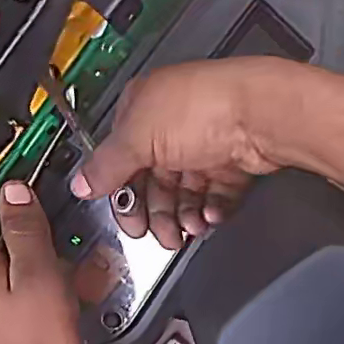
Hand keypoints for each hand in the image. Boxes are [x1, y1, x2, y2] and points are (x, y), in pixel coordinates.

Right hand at [70, 57, 305, 249]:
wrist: (261, 115)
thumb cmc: (204, 108)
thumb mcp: (139, 137)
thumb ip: (107, 164)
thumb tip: (81, 182)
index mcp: (143, 109)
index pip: (122, 159)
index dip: (122, 192)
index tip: (126, 219)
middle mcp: (173, 126)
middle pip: (155, 181)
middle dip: (157, 213)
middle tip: (161, 235)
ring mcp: (205, 144)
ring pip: (185, 192)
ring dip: (184, 216)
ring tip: (189, 230)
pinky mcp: (232, 163)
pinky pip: (215, 195)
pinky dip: (211, 210)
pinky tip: (210, 215)